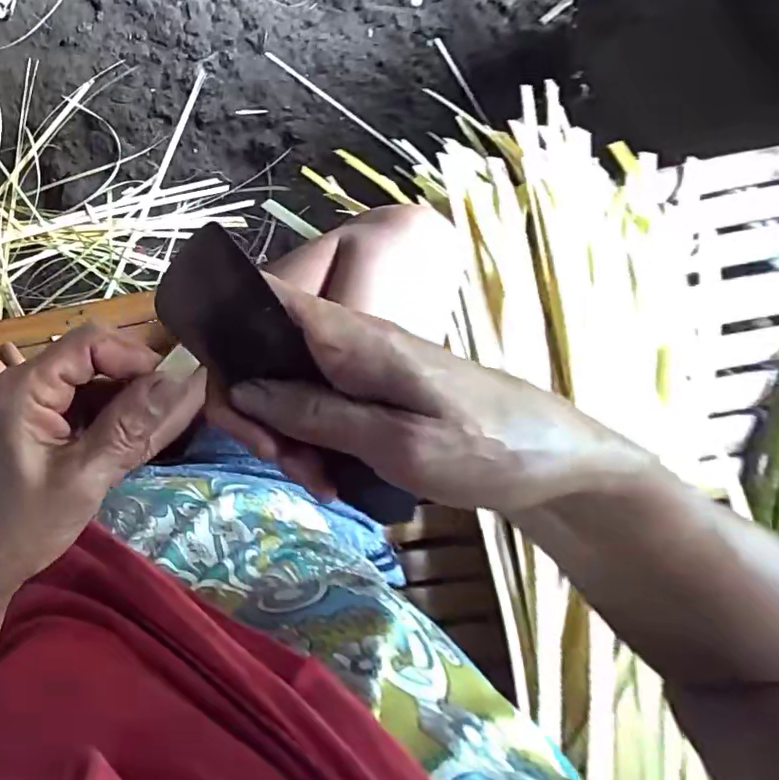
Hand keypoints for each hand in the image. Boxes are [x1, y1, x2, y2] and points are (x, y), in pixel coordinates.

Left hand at [0, 325, 205, 595]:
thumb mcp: (85, 476)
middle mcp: (31, 380)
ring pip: (101, 378)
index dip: (135, 357)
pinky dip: (121, 414)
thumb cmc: (26, 525)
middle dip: (139, 377)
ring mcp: (40, 398)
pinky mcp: (51, 417)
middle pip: (98, 355)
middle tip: (174, 409)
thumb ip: (132, 426)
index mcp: (27, 385)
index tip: (173, 386)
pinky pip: (94, 400)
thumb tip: (183, 383)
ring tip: (162, 425)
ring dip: (134, 397)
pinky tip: (141, 434)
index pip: (90, 343)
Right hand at [208, 277, 655, 514]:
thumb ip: (319, 413)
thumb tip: (243, 388)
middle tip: (285, 463)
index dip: (224, 331)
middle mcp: (344, 337)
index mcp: (350, 333)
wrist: (554, 460)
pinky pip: (312, 404)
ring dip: (282, 432)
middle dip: (253, 408)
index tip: (224, 399)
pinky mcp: (363, 387)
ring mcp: (353, 362)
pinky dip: (307, 440)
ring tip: (317, 481)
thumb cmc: (487, 446)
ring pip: (283, 384)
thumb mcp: (400, 442)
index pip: (264, 298)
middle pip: (262, 352)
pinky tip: (329, 477)